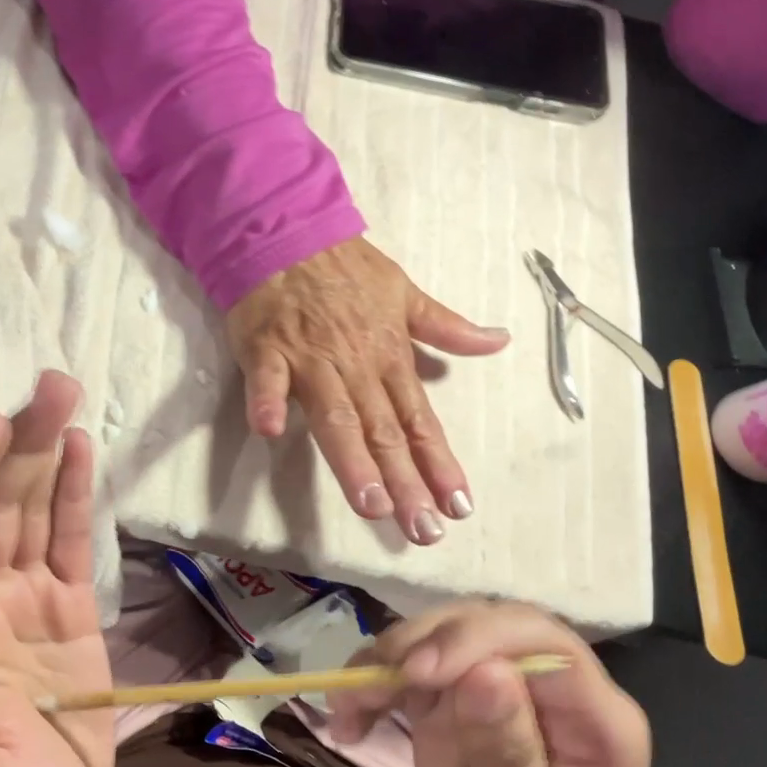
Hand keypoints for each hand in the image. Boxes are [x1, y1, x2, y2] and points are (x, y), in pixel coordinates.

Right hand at [227, 236, 508, 544]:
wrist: (287, 236)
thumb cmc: (343, 270)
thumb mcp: (404, 293)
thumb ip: (444, 327)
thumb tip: (498, 342)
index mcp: (388, 357)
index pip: (419, 420)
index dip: (439, 463)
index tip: (458, 504)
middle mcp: (356, 367)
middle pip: (384, 431)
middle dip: (405, 482)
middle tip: (422, 530)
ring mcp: (311, 361)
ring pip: (336, 416)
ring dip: (353, 460)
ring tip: (372, 506)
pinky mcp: (268, 351)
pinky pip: (268, 380)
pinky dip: (269, 402)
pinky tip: (272, 432)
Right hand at [329, 601, 650, 766]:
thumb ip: (511, 760)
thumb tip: (486, 673)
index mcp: (596, 718)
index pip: (542, 643)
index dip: (476, 641)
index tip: (416, 672)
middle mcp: (548, 686)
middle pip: (483, 624)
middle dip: (418, 643)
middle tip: (365, 686)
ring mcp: (499, 686)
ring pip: (439, 636)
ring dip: (382, 660)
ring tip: (344, 704)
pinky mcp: (455, 696)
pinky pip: (409, 668)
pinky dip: (369, 683)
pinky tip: (346, 719)